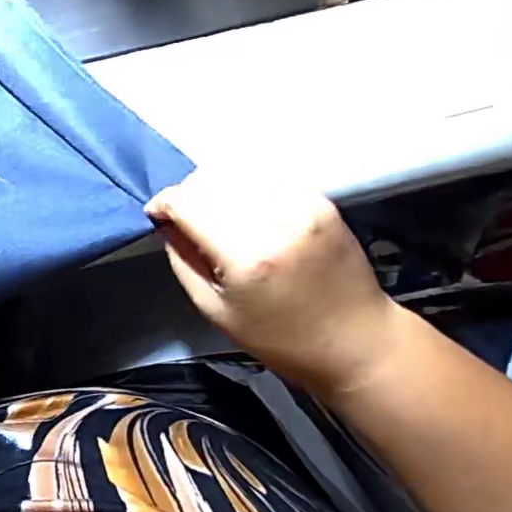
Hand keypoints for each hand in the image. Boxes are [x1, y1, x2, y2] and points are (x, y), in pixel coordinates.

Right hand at [146, 170, 413, 390]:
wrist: (355, 341)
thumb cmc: (280, 338)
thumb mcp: (216, 311)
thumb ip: (184, 261)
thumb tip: (168, 224)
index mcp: (246, 256)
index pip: (188, 202)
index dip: (163, 203)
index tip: (156, 213)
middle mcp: (276, 220)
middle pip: (211, 179)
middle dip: (188, 194)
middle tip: (184, 218)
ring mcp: (303, 205)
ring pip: (238, 171)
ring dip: (216, 187)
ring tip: (215, 214)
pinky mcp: (320, 201)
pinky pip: (268, 177)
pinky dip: (247, 187)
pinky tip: (246, 211)